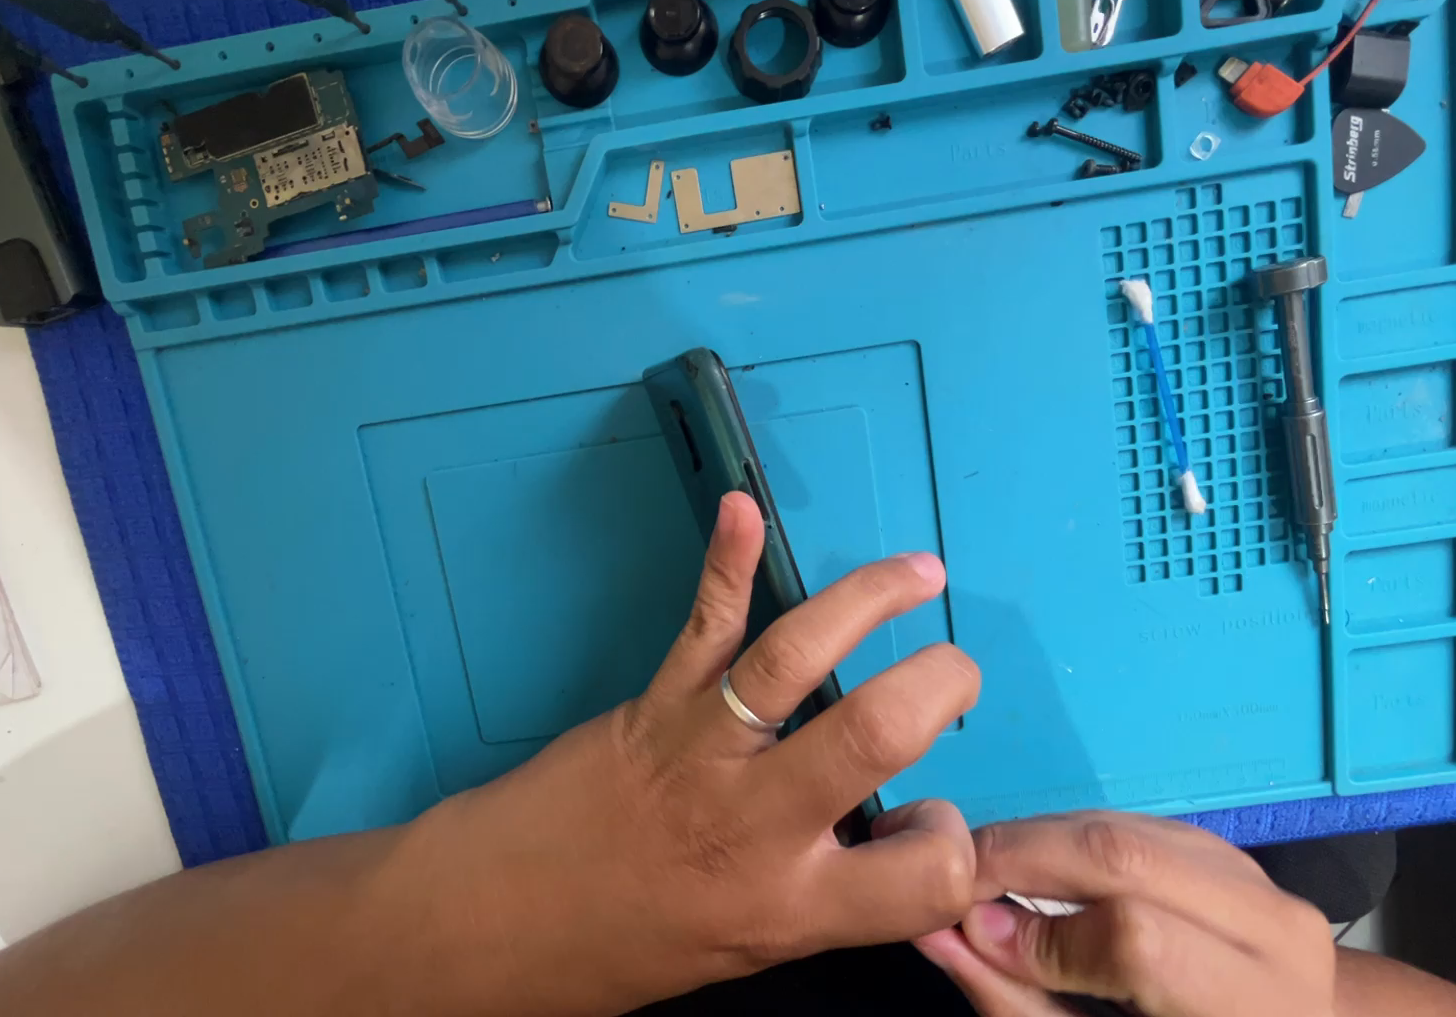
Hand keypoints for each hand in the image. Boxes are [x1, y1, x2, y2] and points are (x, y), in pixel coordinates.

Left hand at [419, 491, 980, 1013]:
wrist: (498, 917)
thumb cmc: (626, 945)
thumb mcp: (746, 948)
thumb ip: (828, 895)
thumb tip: (891, 826)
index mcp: (791, 905)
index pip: (924, 873)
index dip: (950, 842)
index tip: (928, 818)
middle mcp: (757, 819)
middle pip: (876, 732)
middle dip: (939, 685)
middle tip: (956, 671)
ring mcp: (705, 746)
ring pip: (797, 656)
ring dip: (868, 600)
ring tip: (919, 573)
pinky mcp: (658, 700)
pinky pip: (703, 624)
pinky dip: (726, 560)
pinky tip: (742, 508)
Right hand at [913, 813, 1335, 1016]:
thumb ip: (1017, 1004)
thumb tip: (935, 931)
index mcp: (1257, 1002)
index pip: (1138, 938)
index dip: (1041, 934)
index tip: (971, 933)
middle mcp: (1267, 920)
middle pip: (1118, 853)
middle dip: (1016, 855)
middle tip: (953, 875)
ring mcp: (1242, 868)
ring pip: (1110, 823)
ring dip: (1029, 840)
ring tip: (985, 871)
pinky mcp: (1208, 840)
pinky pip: (1116, 819)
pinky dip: (1057, 838)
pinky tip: (1033, 867)